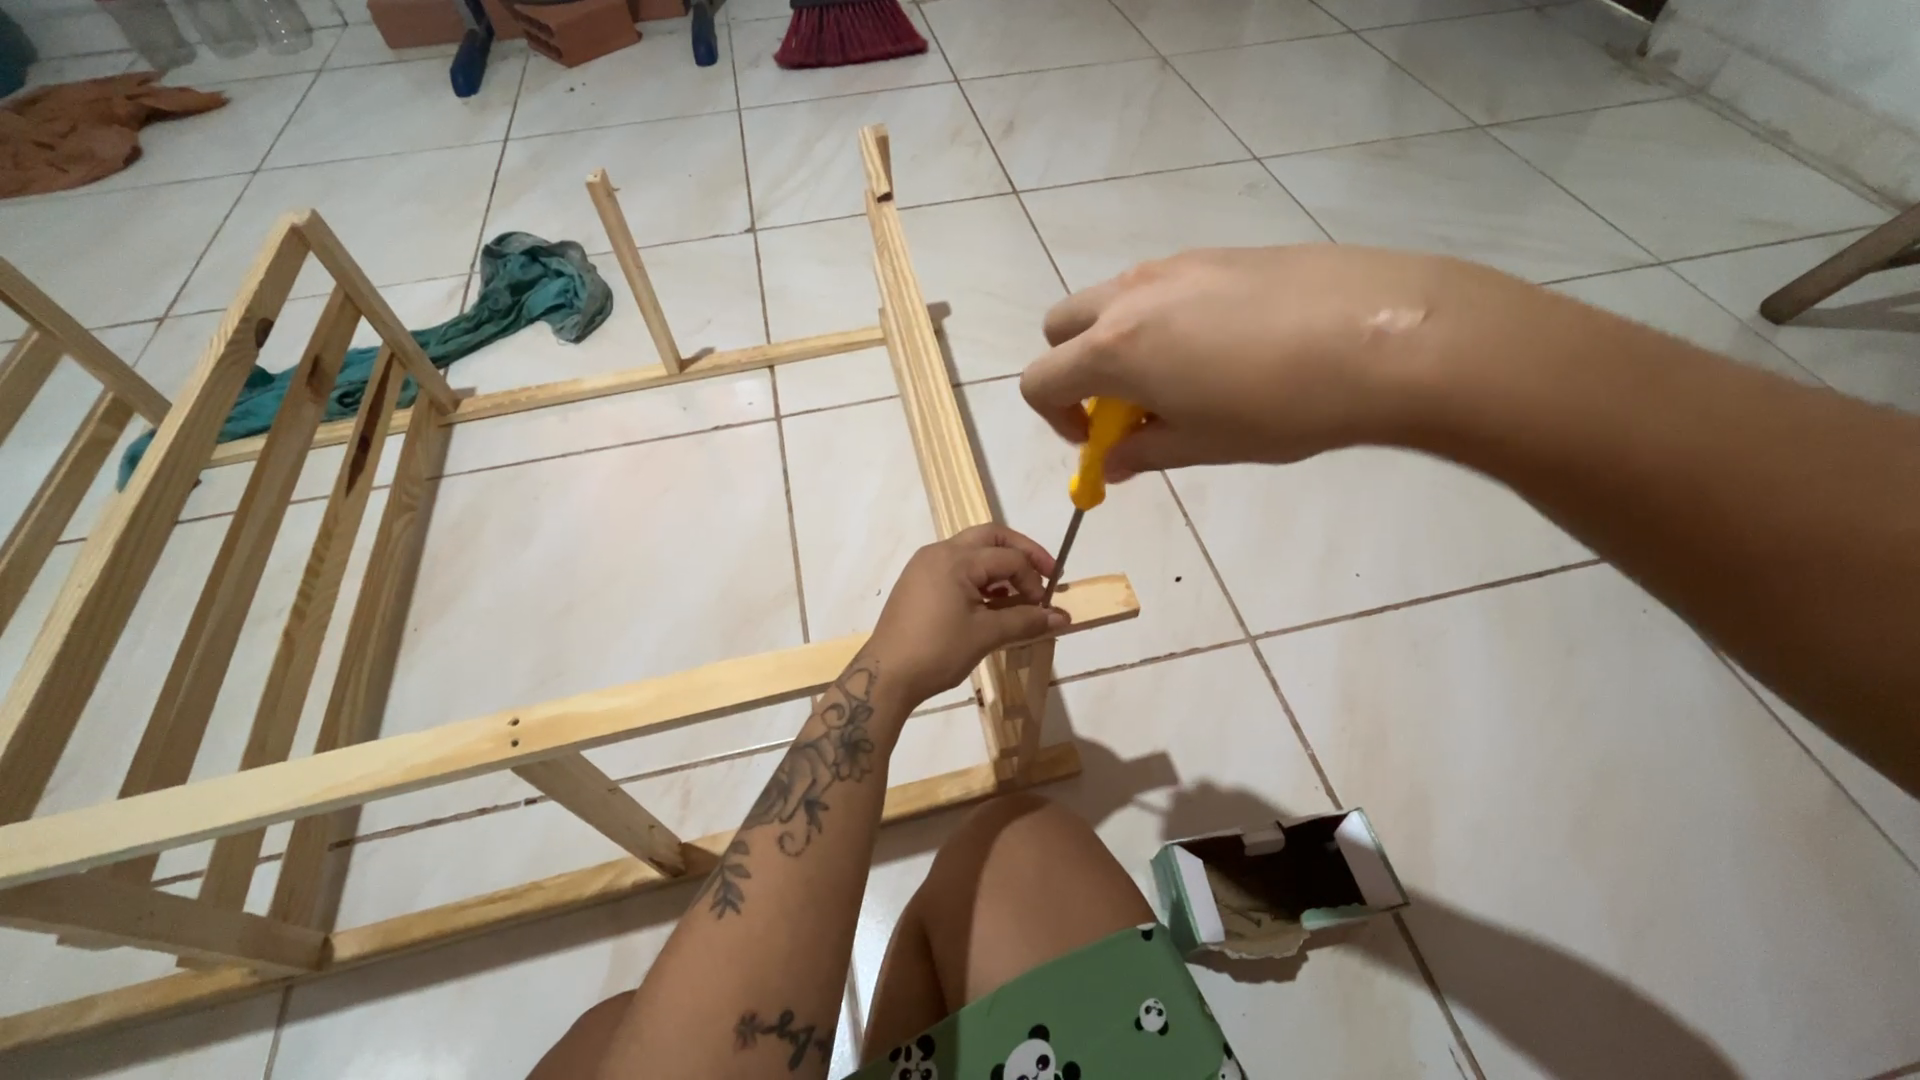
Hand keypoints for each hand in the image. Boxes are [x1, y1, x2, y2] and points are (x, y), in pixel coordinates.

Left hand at [865, 525, 1069, 705]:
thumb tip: (1064, 618)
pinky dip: (980, 578)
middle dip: (1022, 553)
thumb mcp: (986, 635)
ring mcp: (925, 565)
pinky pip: (957, 567)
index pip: (1009, 557)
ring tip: (1019, 596)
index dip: (1033, 579)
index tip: (1045, 607)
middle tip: (1046, 574)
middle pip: (991, 537)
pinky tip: (992, 604)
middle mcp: (939, 552)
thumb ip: (1027, 621)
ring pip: (973, 551)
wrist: (887, 675)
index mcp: (956, 559)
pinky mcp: (918, 582)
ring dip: (1000, 567)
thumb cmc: (937, 651)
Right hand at [1020, 245, 1524, 479]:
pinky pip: (1161, 286)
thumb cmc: (1281, 408)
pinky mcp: (1218, 252)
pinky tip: (1225, 347)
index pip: (1040, 381)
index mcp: (1114, 349)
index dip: (1055, 419)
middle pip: (1059, 327)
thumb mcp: (1202, 445)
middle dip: (1072, 369)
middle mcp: (1130, 297)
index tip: (1098, 440)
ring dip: (1116, 341)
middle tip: (1123, 404)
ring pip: (1110, 300)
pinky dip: (1160, 318)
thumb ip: (1141, 452)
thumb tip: (1111, 462)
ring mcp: (1174, 266)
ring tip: (1181, 377)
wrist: (1385, 335)